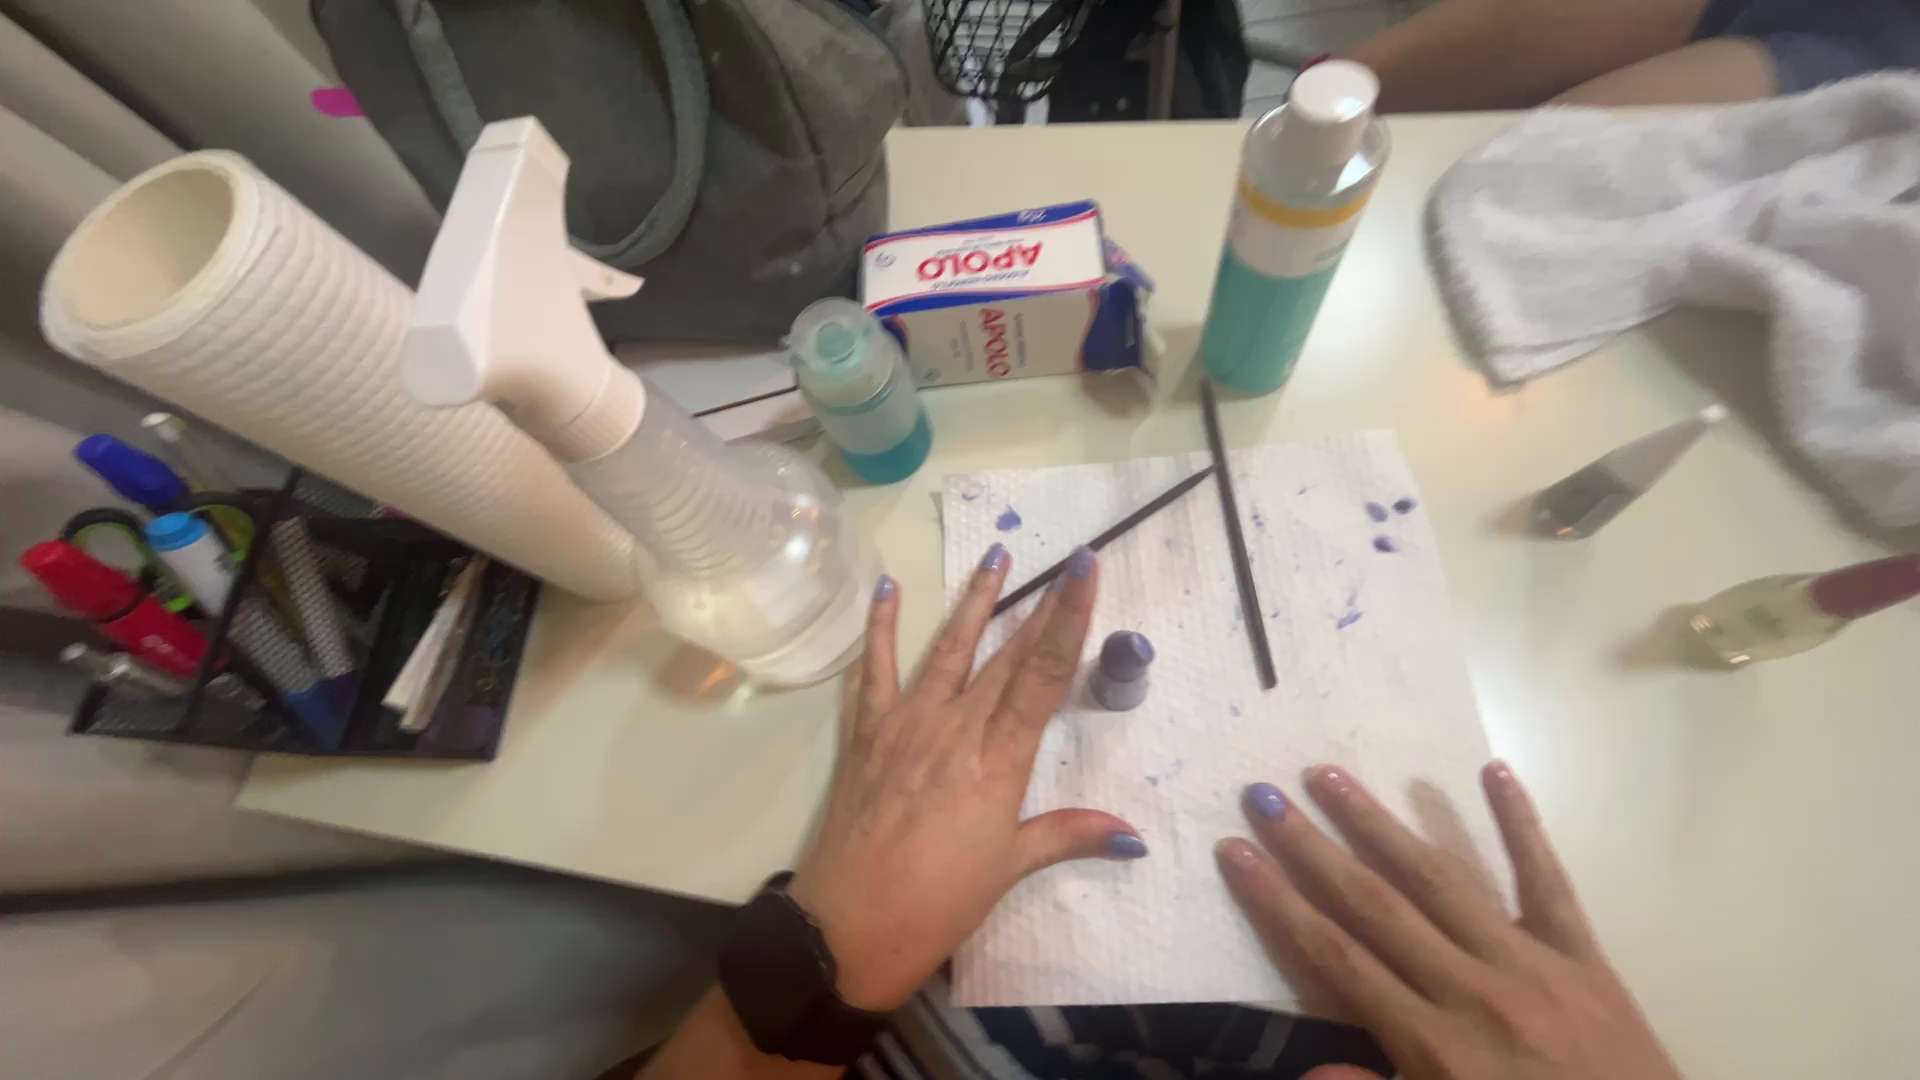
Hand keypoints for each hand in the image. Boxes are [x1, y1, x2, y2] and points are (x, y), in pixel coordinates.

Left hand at [789, 544, 1144, 1011]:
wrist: (847, 930)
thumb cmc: (937, 904)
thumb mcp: (1009, 870)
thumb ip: (1069, 835)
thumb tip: (1134, 835)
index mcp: (998, 761)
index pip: (1043, 676)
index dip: (1068, 619)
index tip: (1083, 571)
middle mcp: (955, 727)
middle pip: (1007, 655)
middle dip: (1040, 604)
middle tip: (1064, 557)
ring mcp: (907, 722)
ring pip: (949, 649)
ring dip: (974, 599)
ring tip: (995, 552)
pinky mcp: (868, 729)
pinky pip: (875, 669)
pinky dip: (881, 626)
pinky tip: (888, 587)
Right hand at [1216, 764, 1682, 1079]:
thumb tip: (1305, 1069)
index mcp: (1434, 1044)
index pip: (1333, 955)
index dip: (1277, 899)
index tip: (1235, 849)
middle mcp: (1472, 991)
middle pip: (1373, 904)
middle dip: (1310, 846)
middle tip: (1265, 794)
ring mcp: (1532, 965)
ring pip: (1439, 878)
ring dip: (1378, 822)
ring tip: (1329, 774)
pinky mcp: (1586, 959)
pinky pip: (1549, 883)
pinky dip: (1522, 825)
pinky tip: (1493, 770)